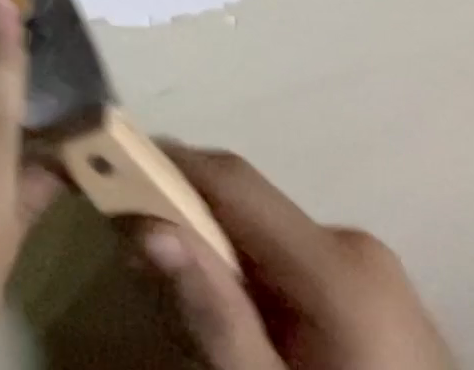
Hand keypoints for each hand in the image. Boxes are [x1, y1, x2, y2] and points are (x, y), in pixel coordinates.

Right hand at [127, 144, 456, 368]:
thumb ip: (213, 311)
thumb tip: (149, 227)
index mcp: (337, 267)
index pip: (230, 180)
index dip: (162, 161)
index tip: (102, 162)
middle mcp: (354, 245)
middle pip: (239, 201)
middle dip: (177, 212)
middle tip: (131, 250)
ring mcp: (369, 265)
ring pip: (256, 225)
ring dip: (206, 241)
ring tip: (174, 286)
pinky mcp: (372, 286)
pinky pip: (284, 250)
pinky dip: (242, 262)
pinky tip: (228, 304)